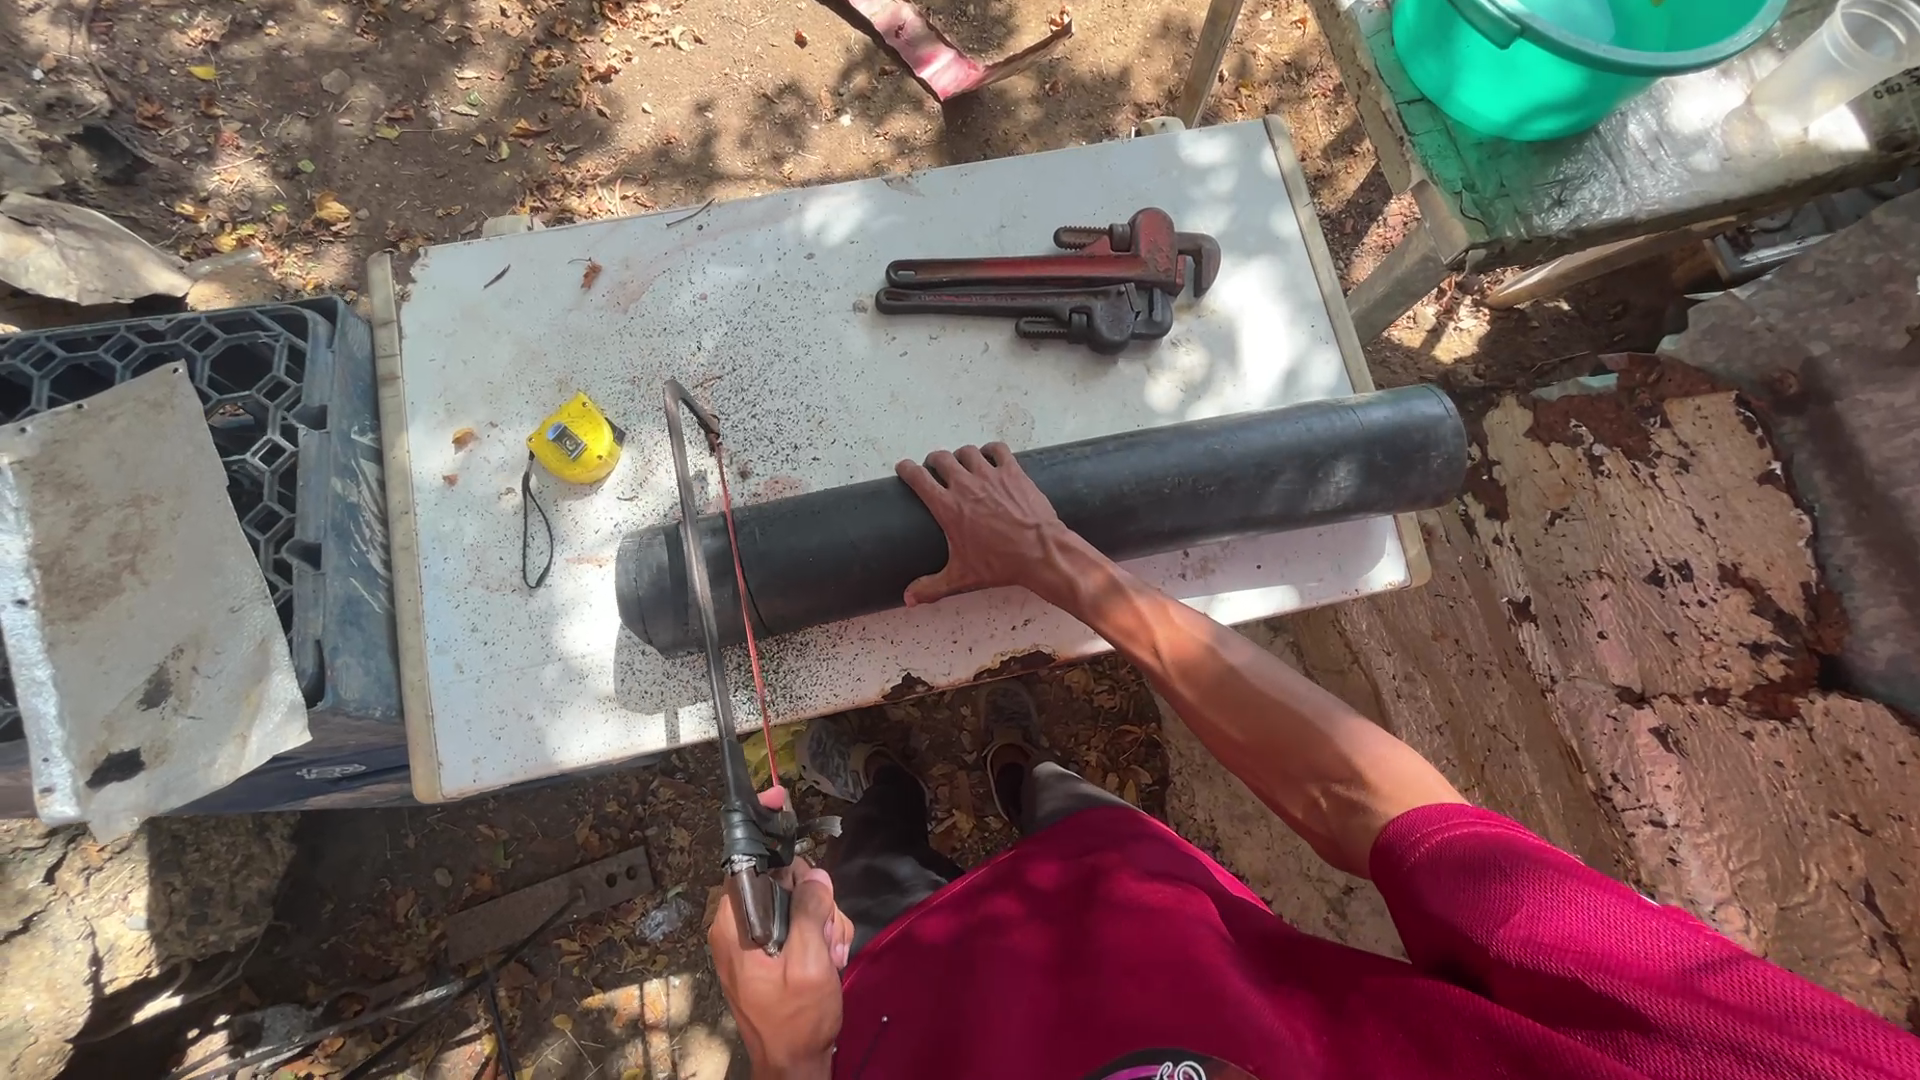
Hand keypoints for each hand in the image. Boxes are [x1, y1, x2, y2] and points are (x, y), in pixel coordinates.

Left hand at [708, 788, 852, 1079]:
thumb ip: (811, 911)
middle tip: (828, 930)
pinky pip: (804, 918)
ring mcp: (759, 935)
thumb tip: (814, 874)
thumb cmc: (795, 1020)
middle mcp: (742, 923)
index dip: (763, 826)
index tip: (780, 797)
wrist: (795, 1066)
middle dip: (816, 897)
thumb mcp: (810, 963)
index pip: (744, 858)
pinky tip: (829, 959)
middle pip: (784, 875)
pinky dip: (823, 933)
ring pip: (802, 896)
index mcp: (736, 923)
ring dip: (825, 920)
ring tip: (830, 956)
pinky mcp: (774, 946)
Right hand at [895, 442, 1082, 606]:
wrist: (1039, 552)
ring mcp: (990, 475)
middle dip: (934, 460)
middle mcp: (965, 485)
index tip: (904, 468)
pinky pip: (998, 449)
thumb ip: (931, 587)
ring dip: (961, 455)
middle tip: (935, 468)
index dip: (907, 469)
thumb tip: (909, 599)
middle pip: (941, 458)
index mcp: (948, 506)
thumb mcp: (961, 576)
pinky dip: (991, 450)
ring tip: (962, 464)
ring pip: (967, 452)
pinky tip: (990, 457)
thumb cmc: (1000, 563)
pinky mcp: (1013, 472)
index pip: (918, 477)